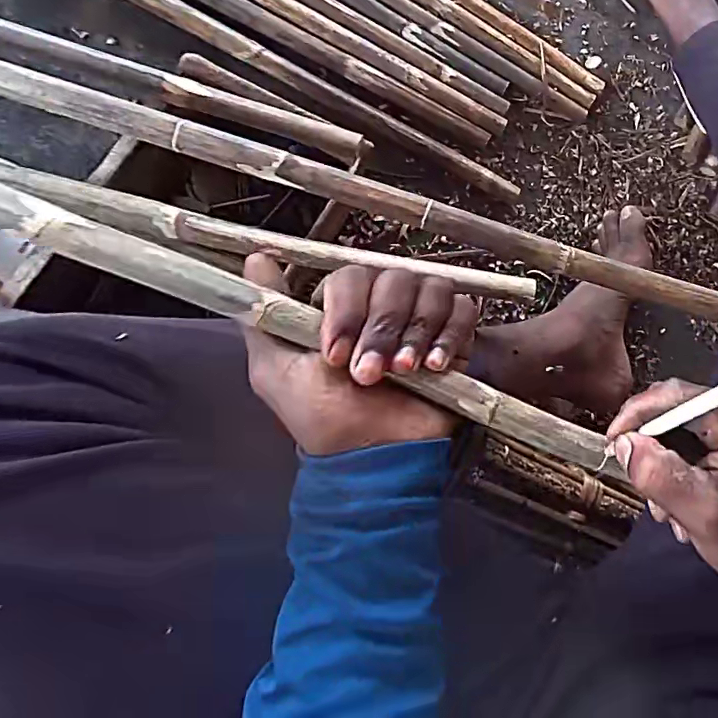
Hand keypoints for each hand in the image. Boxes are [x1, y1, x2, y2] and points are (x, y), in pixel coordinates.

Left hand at [241, 256, 475, 455]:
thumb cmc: (323, 416)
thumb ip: (265, 313)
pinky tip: (434, 366)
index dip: (346, 311)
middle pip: (393, 279)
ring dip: (414, 333)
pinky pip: (462, 310)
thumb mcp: (278, 369)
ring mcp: (422, 314)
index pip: (351, 277)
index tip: (335, 356)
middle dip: (381, 329)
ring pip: (429, 289)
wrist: (372, 458)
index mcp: (346, 303)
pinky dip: (449, 335)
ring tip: (404, 372)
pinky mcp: (456, 333)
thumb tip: (255, 260)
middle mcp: (385, 300)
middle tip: (368, 374)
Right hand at [606, 379, 717, 582]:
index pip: (676, 395)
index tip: (615, 439)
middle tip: (636, 474)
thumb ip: (662, 477)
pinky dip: (668, 463)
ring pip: (670, 422)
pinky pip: (680, 435)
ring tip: (662, 500)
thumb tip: (625, 444)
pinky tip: (672, 496)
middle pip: (670, 405)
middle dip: (648, 442)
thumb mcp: (704, 514)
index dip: (638, 413)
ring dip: (656, 458)